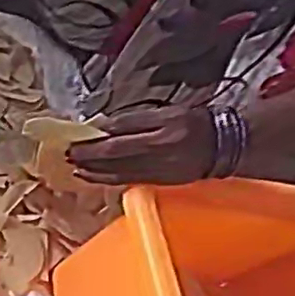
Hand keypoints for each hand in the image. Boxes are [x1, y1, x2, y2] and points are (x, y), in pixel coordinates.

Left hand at [68, 105, 215, 185]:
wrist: (226, 146)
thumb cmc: (195, 124)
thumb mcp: (167, 113)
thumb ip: (133, 120)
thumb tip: (101, 126)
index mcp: (162, 132)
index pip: (119, 140)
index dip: (93, 144)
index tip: (73, 143)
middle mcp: (158, 154)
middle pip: (113, 159)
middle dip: (87, 159)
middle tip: (68, 156)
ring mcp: (156, 171)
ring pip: (116, 173)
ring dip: (92, 172)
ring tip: (74, 168)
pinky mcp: (157, 183)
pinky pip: (125, 181)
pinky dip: (105, 179)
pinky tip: (92, 176)